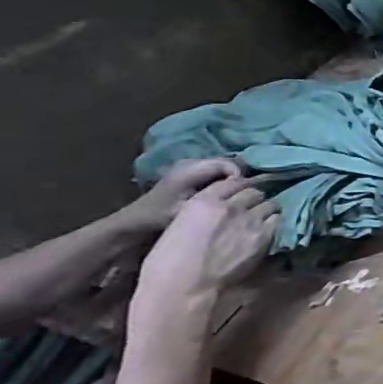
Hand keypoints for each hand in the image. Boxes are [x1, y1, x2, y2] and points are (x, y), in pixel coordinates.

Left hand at [114, 159, 244, 234]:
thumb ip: (215, 197)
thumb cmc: (160, 218)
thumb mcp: (189, 210)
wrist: (135, 221)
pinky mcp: (190, 172)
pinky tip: (226, 195)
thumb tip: (243, 193)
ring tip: (239, 196)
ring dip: (233, 179)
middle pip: (227, 162)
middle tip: (247, 196)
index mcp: (190, 169)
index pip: (227, 164)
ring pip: (223, 166)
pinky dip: (225, 181)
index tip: (246, 195)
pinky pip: (216, 171)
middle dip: (240, 178)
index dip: (240, 177)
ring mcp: (190, 165)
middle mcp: (191, 162)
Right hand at [134, 177, 279, 306]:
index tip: (239, 196)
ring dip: (265, 211)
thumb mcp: (179, 225)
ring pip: (269, 205)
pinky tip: (266, 232)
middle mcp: (230, 205)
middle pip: (253, 192)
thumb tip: (215, 211)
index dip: (238, 189)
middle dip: (253, 200)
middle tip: (251, 210)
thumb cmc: (169, 262)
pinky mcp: (263, 237)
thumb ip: (201, 212)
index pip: (231, 183)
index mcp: (203, 200)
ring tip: (261, 221)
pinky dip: (273, 224)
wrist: (184, 287)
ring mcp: (249, 220)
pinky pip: (276, 222)